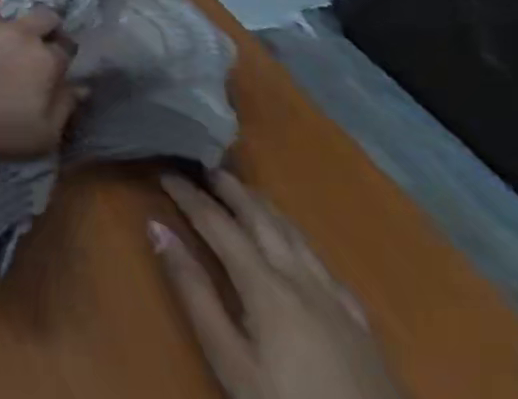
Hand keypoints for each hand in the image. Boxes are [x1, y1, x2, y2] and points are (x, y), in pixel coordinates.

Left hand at [0, 10, 77, 154]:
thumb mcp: (43, 133)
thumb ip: (66, 107)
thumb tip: (79, 87)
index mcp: (46, 58)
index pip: (66, 48)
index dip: (61, 57)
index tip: (52, 68)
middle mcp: (19, 31)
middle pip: (44, 16)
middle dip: (43, 27)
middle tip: (29, 48)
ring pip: (1, 19)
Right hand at [152, 170, 404, 398]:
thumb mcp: (225, 352)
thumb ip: (192, 289)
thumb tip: (156, 228)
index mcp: (267, 287)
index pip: (220, 227)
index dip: (191, 197)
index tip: (166, 172)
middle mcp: (304, 283)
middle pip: (266, 224)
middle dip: (234, 192)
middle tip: (206, 166)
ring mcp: (339, 303)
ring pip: (299, 240)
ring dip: (268, 209)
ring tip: (245, 192)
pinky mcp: (360, 324)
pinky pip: (325, 266)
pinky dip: (299, 241)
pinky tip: (296, 246)